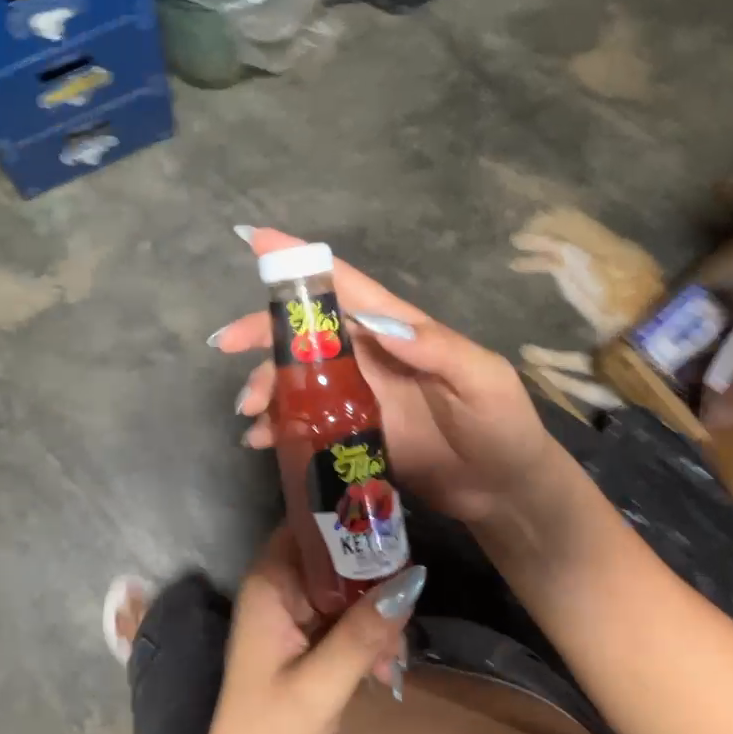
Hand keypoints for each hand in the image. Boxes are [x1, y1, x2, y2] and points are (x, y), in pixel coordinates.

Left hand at [186, 526, 425, 733]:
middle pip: (333, 557)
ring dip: (375, 616)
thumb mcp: (322, 683)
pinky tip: (386, 666)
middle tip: (406, 609)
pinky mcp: (305, 639)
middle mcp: (278, 588)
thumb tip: (411, 578)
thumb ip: (363, 632)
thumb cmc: (273, 729)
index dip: (346, 517)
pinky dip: (367, 636)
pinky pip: (344, 619)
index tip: (391, 523)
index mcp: (269, 583)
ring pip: (345, 590)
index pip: (307, 526)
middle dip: (373, 581)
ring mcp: (292, 614)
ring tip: (394, 656)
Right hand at [212, 228, 550, 521]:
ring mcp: (358, 395)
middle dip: (264, 331)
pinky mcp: (352, 432)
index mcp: (398, 330)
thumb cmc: (501, 425)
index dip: (301, 263)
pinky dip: (277, 426)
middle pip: (307, 331)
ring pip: (298, 376)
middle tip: (226, 345)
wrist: (506, 490)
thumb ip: (438, 349)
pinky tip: (261, 441)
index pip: (344, 286)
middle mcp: (369, 355)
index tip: (256, 243)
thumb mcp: (482, 380)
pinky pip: (305, 420)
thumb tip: (382, 325)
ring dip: (266, 385)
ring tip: (249, 413)